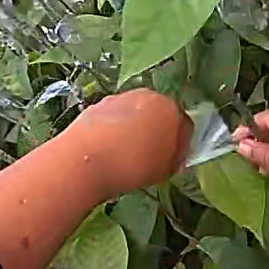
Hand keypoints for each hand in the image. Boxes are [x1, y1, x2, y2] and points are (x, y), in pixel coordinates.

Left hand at [59, 89, 190, 198]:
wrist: (83, 160)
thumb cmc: (133, 167)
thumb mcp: (164, 171)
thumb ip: (174, 159)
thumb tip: (171, 155)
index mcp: (171, 110)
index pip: (185, 125)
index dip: (181, 144)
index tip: (173, 160)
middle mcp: (148, 96)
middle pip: (159, 113)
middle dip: (157, 130)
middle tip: (151, 155)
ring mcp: (120, 98)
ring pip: (135, 113)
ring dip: (135, 128)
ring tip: (125, 153)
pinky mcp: (97, 104)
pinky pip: (114, 117)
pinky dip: (114, 128)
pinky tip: (107, 148)